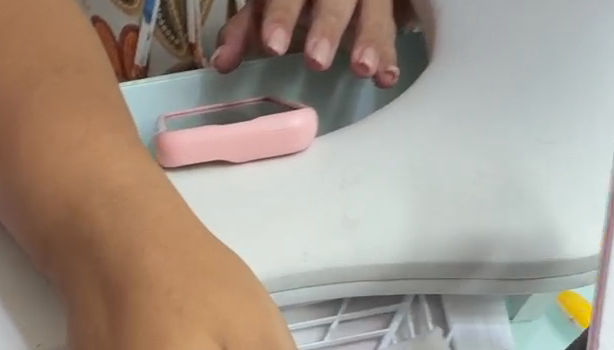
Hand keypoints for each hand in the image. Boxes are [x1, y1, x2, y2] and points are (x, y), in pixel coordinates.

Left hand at [211, 0, 409, 85]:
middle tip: (317, 59)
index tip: (273, 45)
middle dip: (326, 26)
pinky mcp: (388, 6)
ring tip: (362, 68)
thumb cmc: (293, 1)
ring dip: (368, 38)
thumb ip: (244, 33)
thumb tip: (221, 63)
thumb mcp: (265, 10)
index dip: (280, 15)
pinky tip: (387, 77)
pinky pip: (392, 27)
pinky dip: (389, 53)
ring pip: (371, 8)